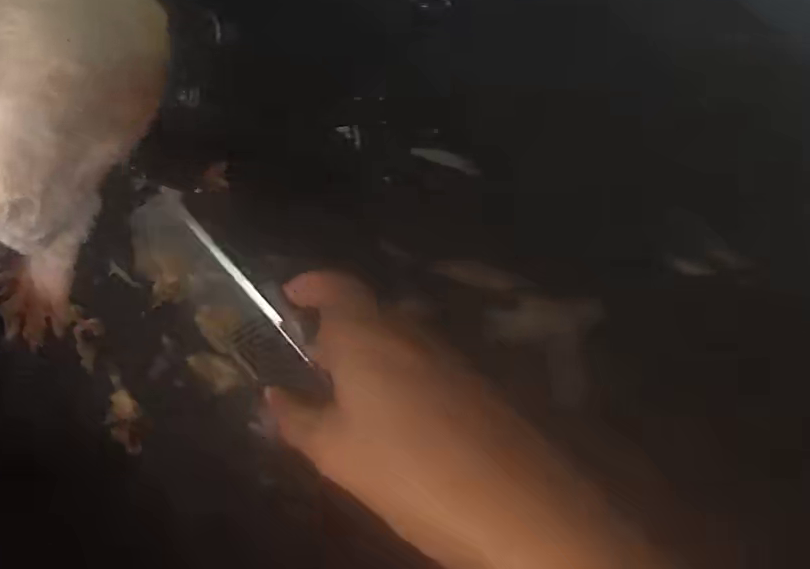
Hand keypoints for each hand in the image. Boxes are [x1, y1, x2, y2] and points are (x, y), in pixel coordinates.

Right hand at [263, 272, 660, 568]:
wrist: (536, 525)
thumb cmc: (412, 472)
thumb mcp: (336, 454)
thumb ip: (296, 419)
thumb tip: (273, 396)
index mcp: (365, 334)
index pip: (336, 284)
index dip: (310, 284)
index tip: (289, 298)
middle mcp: (409, 334)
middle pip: (367, 313)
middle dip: (338, 330)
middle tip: (315, 364)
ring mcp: (454, 362)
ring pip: (401, 342)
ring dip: (374, 358)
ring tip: (355, 400)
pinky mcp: (487, 395)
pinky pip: (430, 370)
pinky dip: (407, 381)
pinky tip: (404, 428)